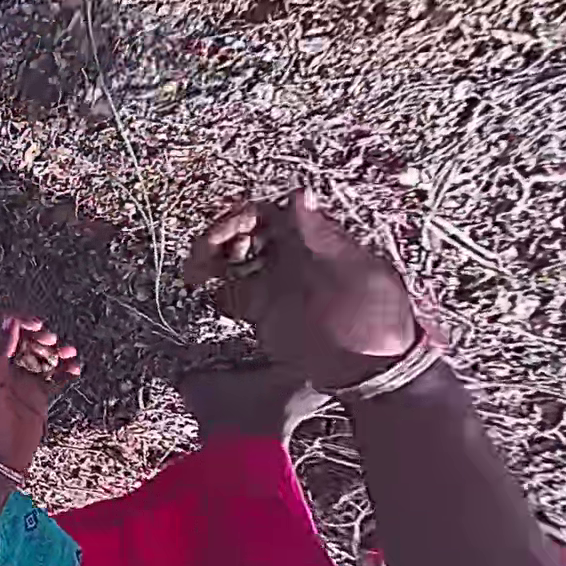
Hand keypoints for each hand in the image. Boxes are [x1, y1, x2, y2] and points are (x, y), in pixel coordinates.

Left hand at [0, 314, 80, 474]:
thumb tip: (8, 322)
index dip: (16, 323)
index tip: (34, 322)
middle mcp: (1, 367)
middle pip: (22, 341)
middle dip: (37, 336)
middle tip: (49, 338)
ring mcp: (19, 381)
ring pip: (40, 357)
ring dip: (54, 351)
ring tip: (67, 352)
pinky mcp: (36, 397)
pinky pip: (53, 378)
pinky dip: (65, 371)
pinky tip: (75, 369)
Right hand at [184, 189, 417, 389]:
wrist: (367, 373)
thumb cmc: (370, 319)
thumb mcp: (354, 273)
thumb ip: (321, 234)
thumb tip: (299, 192)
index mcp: (311, 243)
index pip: (265, 215)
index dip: (238, 219)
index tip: (223, 237)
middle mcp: (287, 258)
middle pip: (238, 234)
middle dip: (214, 240)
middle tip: (202, 258)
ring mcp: (270, 282)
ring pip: (226, 258)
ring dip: (205, 260)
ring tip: (194, 274)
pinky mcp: (257, 307)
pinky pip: (225, 288)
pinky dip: (210, 286)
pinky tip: (202, 291)